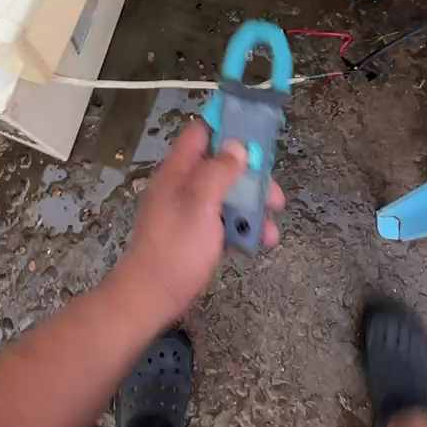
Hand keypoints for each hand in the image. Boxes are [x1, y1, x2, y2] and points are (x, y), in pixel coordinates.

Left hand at [111, 120, 285, 318]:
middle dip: (251, 179)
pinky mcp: (194, 234)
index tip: (257, 138)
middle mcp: (183, 184)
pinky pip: (222, 221)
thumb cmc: (176, 247)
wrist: (151, 297)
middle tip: (275, 197)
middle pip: (221, 165)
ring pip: (226, 196)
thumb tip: (237, 145)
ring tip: (272, 230)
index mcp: (178, 169)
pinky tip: (258, 243)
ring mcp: (188, 210)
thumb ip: (219, 171)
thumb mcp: (201, 204)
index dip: (228, 128)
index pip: (202, 132)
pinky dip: (240, 228)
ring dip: (251, 208)